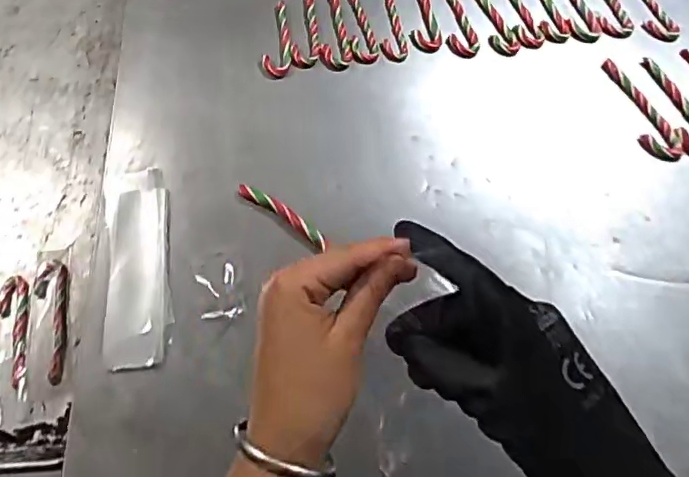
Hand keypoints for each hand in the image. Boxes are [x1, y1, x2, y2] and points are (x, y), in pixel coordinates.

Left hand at [242, 237, 417, 468]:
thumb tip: (394, 263)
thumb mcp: (348, 340)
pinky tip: (367, 284)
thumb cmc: (315, 393)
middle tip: (408, 259)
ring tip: (396, 268)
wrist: (283, 443)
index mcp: (289, 282)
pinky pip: (319, 289)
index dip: (377, 250)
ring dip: (360, 272)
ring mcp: (280, 297)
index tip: (408, 245)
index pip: (341, 257)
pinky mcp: (286, 313)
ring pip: (327, 274)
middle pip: (333, 261)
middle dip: (371, 259)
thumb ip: (370, 293)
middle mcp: (280, 282)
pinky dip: (344, 287)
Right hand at [384, 222, 670, 476]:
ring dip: (442, 347)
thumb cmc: (555, 428)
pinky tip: (445, 380)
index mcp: (517, 315)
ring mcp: (533, 342)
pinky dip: (463, 361)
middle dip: (428, 322)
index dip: (431, 249)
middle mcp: (526, 319)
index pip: (465, 271)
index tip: (405, 232)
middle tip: (399, 342)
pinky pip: (489, 350)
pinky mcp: (536, 364)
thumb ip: (440, 364)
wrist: (611, 471)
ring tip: (418, 368)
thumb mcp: (487, 395)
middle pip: (465, 306)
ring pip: (475, 331)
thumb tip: (406, 342)